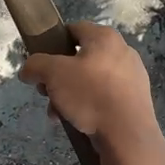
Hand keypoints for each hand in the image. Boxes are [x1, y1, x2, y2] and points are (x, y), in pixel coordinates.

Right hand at [20, 22, 158, 152]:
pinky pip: (105, 96)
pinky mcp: (136, 99)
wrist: (127, 135)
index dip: (53, 43)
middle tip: (47, 93)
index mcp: (105, 37)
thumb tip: (27, 70)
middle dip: (59, 77)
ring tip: (59, 113)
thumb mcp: (52, 74)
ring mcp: (133, 76)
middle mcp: (122, 51)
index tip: (42, 64)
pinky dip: (90, 105)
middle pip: (80, 58)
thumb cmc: (90, 94)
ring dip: (70, 94)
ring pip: (91, 80)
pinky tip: (79, 122)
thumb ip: (35, 65)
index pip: (73, 29)